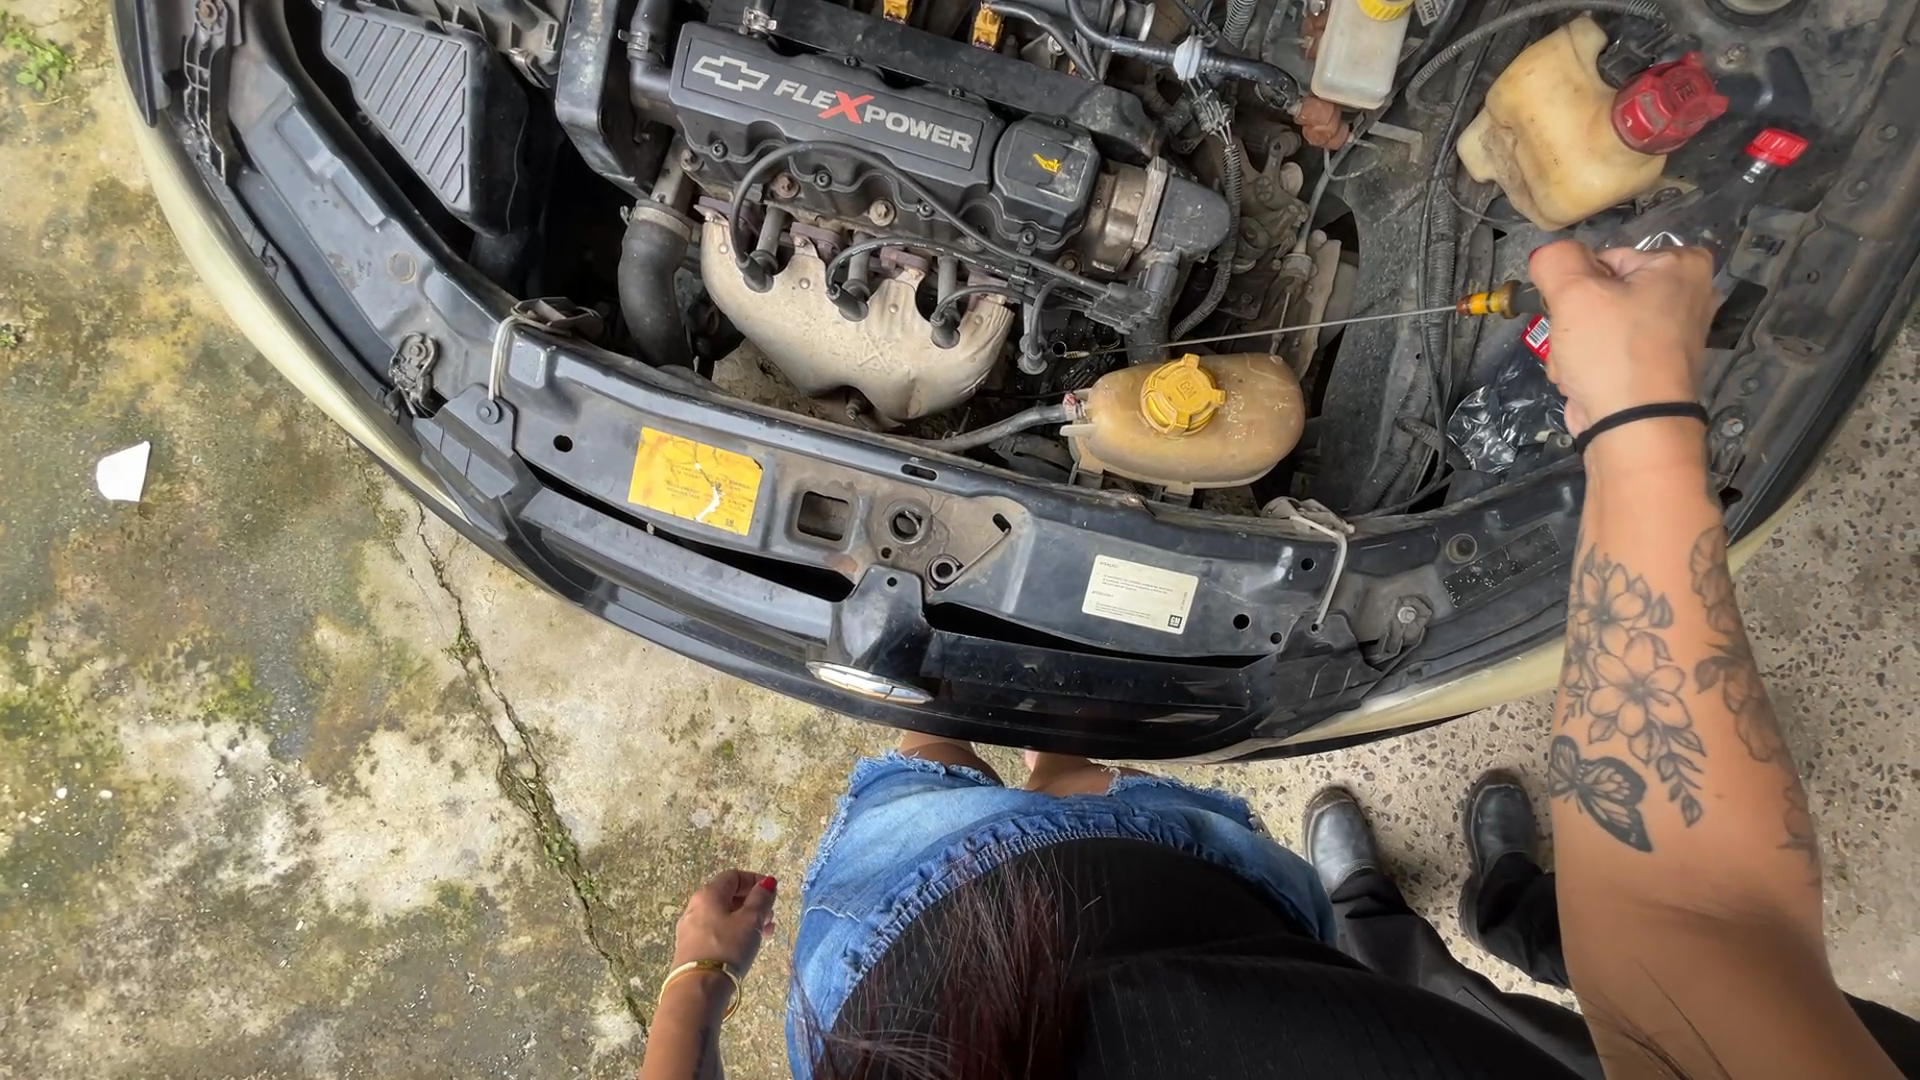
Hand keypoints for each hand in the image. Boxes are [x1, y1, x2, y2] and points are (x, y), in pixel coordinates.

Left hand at [672, 870, 777, 976]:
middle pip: (728, 897)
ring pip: (723, 916)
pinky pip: (715, 933)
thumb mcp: (751, 920)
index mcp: (708, 894)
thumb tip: (767, 883)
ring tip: (763, 934)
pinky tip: (744, 947)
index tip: (772, 894)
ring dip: (745, 920)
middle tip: (770, 917)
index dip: (755, 881)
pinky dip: (733, 933)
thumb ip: (762, 898)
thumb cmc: (728, 948)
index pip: (734, 876)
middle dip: (753, 903)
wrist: (697, 992)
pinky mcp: (689, 951)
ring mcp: (689, 930)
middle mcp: (695, 908)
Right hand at [1528, 240, 1715, 434]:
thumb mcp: (1574, 294)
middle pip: (1600, 292)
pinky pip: (1609, 347)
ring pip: (1598, 323)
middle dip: (1572, 320)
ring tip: (1577, 362)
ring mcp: (1674, 328)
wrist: (1632, 418)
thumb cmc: (1610, 349)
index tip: (1567, 311)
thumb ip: (1555, 262)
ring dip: (1573, 344)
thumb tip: (1547, 253)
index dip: (1573, 286)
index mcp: (1680, 262)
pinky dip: (1589, 360)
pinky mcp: (1657, 359)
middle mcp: (1688, 289)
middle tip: (1570, 341)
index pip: (1602, 259)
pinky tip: (1586, 375)